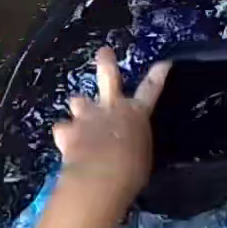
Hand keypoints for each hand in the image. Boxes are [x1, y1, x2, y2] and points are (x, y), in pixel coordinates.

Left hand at [52, 46, 169, 210]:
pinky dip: (64, 135)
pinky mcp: (68, 132)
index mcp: (136, 114)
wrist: (100, 176)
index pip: (151, 89)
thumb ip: (133, 143)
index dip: (158, 74)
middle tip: (104, 51)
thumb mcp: (141, 156)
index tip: (164, 62)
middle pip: (109, 77)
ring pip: (78, 101)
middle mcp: (111, 108)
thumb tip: (128, 147)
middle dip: (107, 62)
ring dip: (79, 105)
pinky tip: (65, 142)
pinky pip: (62, 130)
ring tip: (77, 112)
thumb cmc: (131, 171)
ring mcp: (87, 117)